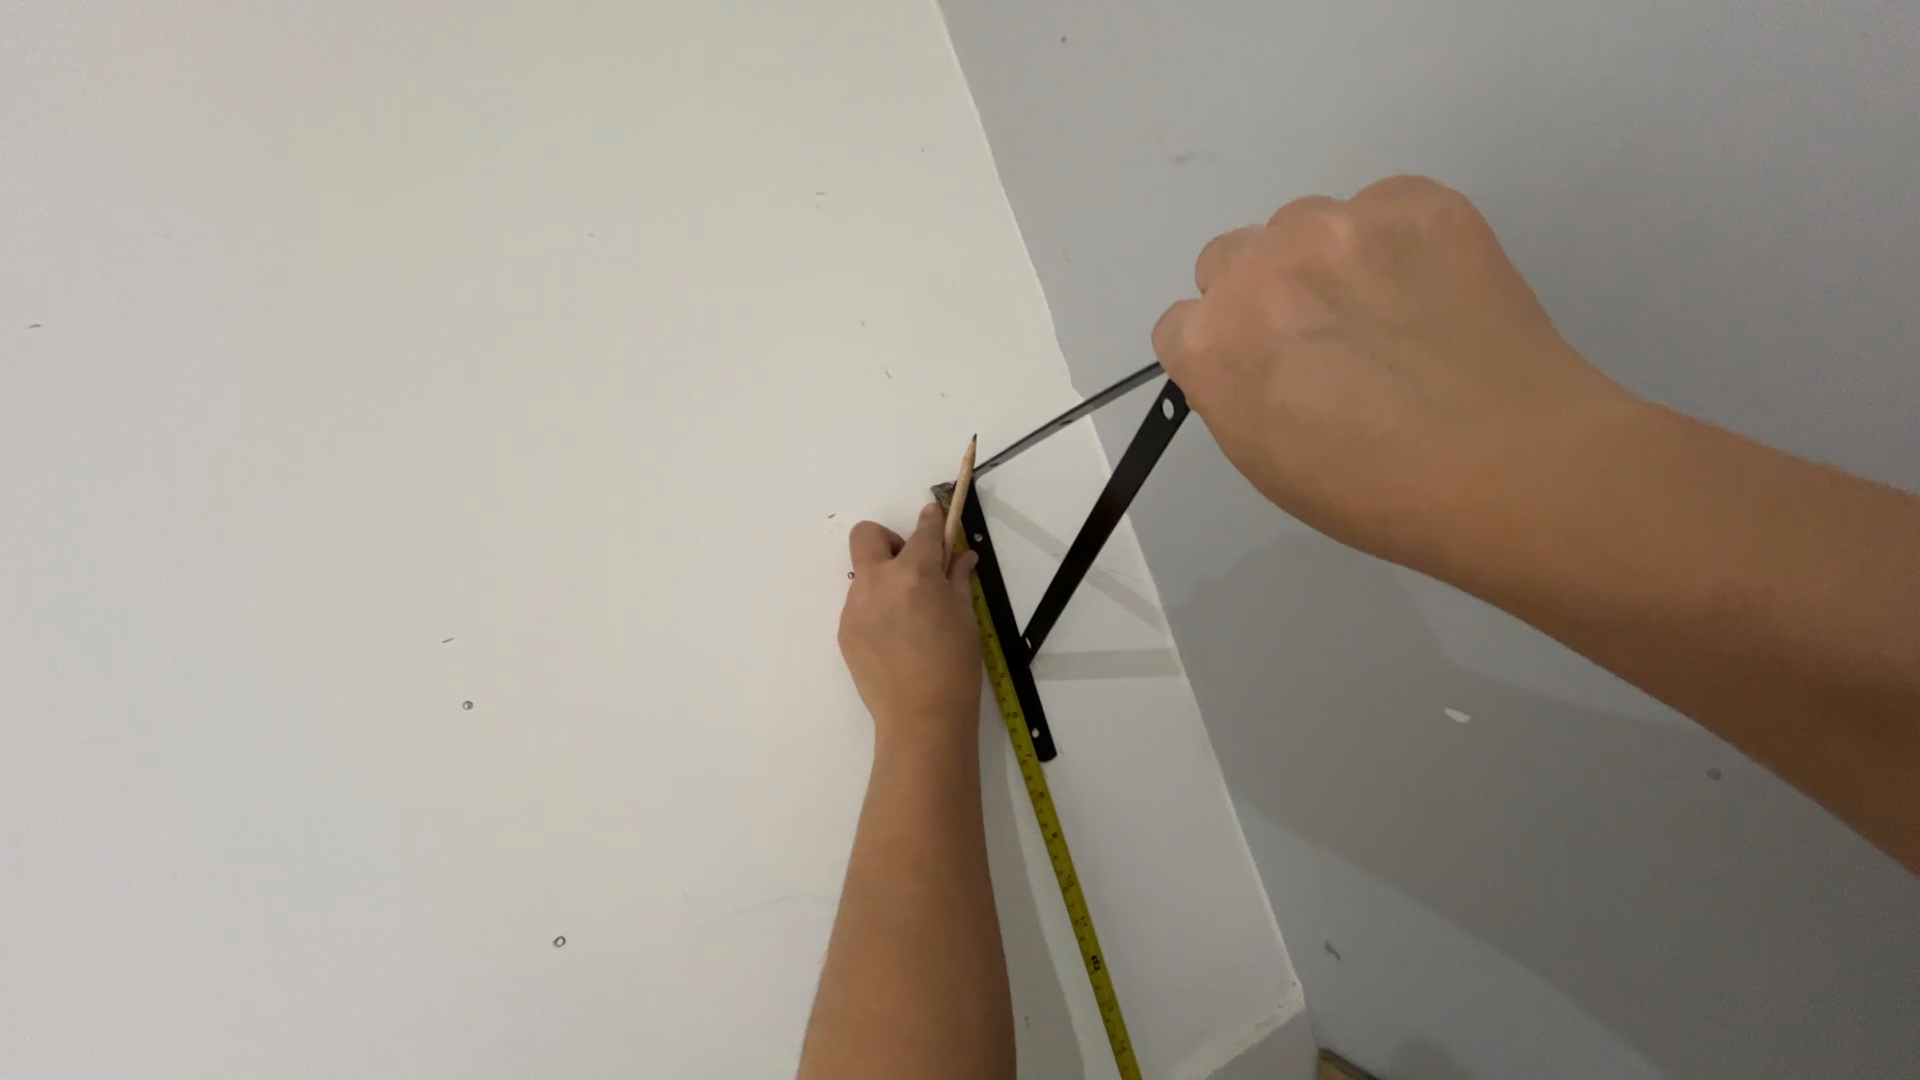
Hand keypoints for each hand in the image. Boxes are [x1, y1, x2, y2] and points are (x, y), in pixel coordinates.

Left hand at [839, 504, 982, 746]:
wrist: (922, 716)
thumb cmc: (955, 666)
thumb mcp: (965, 617)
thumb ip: (957, 579)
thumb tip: (961, 556)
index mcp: (914, 574)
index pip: (923, 531)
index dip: (932, 520)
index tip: (934, 516)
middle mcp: (878, 582)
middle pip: (868, 535)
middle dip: (888, 539)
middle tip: (911, 567)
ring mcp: (855, 607)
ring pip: (863, 574)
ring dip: (884, 580)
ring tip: (908, 616)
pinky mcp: (844, 631)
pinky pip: (859, 605)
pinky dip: (876, 608)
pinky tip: (895, 639)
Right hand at [1151, 175, 1643, 567]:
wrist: (1503, 465)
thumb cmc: (1364, 489)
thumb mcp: (1256, 454)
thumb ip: (1226, 385)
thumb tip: (1245, 353)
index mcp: (1210, 342)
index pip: (1180, 323)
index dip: (1220, 350)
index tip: (1258, 370)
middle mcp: (1257, 270)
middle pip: (1226, 259)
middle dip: (1257, 294)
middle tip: (1315, 336)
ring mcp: (1337, 227)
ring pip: (1297, 224)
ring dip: (1319, 261)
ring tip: (1381, 311)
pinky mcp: (1416, 201)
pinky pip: (1378, 205)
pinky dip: (1391, 241)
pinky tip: (1427, 291)